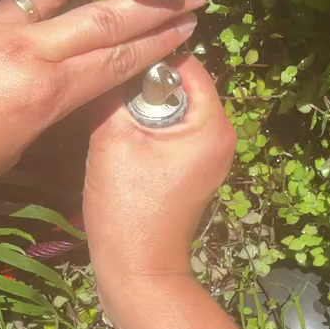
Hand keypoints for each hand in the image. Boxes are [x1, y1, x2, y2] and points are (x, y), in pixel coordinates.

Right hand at [82, 56, 234, 282]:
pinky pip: (174, 134)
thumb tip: (111, 60)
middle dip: (144, 85)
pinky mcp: (196, 172)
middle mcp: (222, 135)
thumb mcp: (112, 137)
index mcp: (212, 123)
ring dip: (143, 109)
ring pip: (175, 110)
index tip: (114, 62)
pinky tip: (122, 141)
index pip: (185, 63)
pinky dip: (150, 130)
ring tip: (110, 114)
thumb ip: (115, 91)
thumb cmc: (127, 204)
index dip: (148, 59)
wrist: (137, 270)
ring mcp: (211, 157)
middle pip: (181, 86)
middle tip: (107, 90)